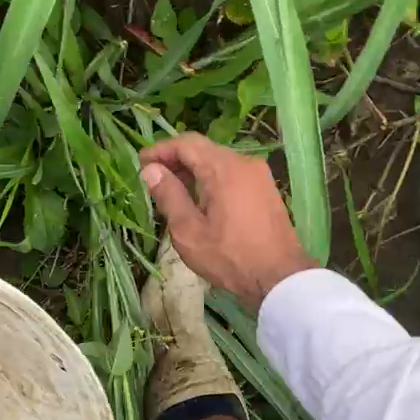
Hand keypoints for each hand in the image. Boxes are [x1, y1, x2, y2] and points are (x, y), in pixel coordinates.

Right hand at [139, 133, 318, 311]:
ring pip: (218, 162)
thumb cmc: (228, 256)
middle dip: (176, 160)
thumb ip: (169, 196)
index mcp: (223, 168)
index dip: (160, 150)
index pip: (186, 143)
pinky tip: (200, 200)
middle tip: (153, 179)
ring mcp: (258, 175)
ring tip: (172, 192)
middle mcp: (244, 162)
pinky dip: (211, 179)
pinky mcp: (265, 189)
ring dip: (193, 171)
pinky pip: (232, 174)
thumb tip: (151, 170)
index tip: (140, 163)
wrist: (278, 276)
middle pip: (203, 149)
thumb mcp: (188, 230)